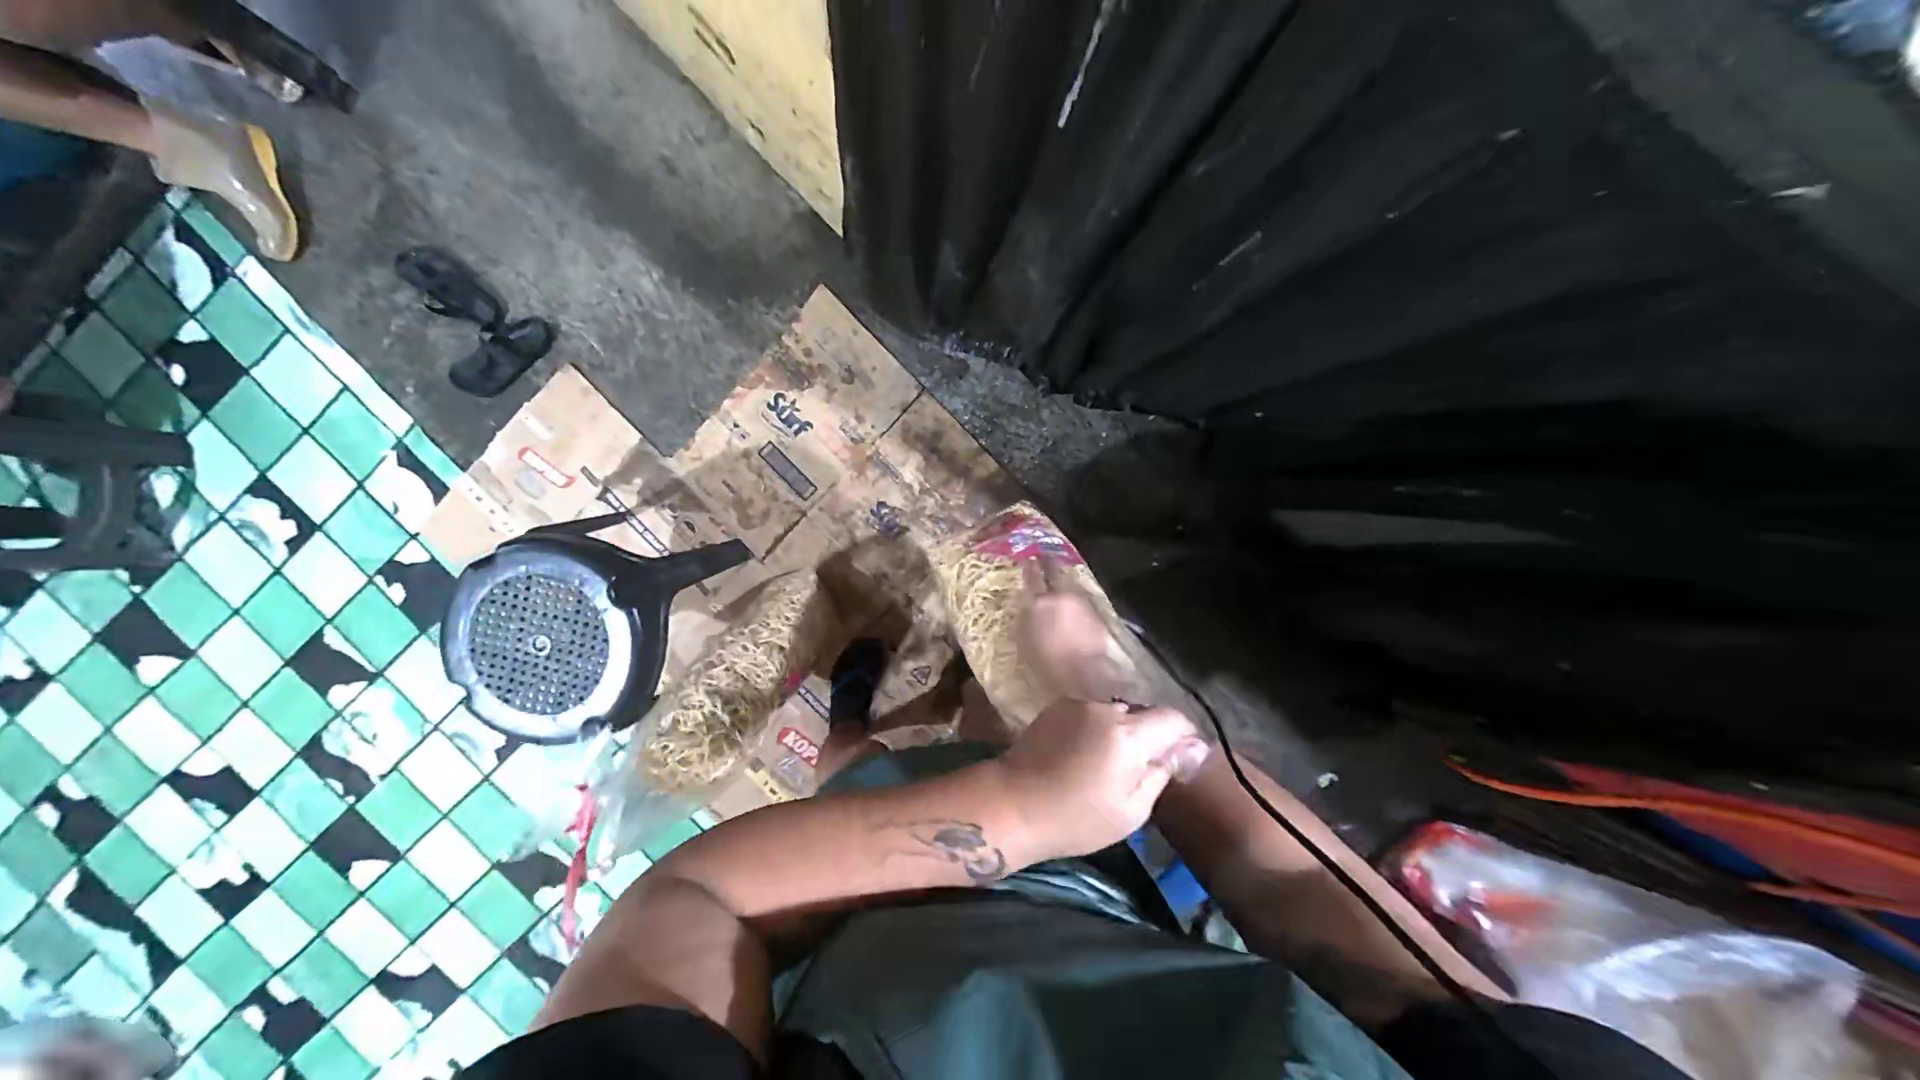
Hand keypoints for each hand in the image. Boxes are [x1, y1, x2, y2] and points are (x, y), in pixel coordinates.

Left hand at [991, 698, 1208, 863]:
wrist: (1013, 803)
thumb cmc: (1076, 818)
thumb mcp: (1131, 810)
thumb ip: (1161, 773)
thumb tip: (1186, 750)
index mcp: (1128, 736)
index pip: (1173, 718)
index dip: (1184, 736)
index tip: (1182, 757)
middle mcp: (1104, 709)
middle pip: (1142, 715)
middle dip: (1149, 737)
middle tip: (1141, 770)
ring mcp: (1077, 704)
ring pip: (1115, 713)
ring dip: (1120, 732)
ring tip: (1106, 765)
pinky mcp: (1056, 706)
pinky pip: (1090, 713)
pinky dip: (1095, 729)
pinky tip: (1082, 755)